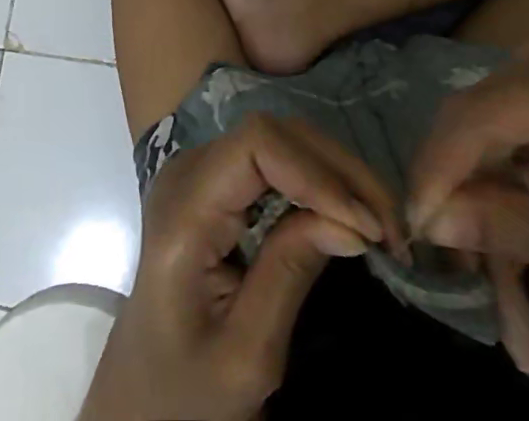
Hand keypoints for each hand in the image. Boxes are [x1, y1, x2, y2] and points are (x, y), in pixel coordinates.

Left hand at [81, 114, 404, 420]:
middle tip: (392, 226)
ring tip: (381, 222)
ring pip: (285, 142)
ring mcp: (201, 174)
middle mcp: (187, 174)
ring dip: (339, 175)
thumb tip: (355, 219)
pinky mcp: (218, 185)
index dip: (318, 171)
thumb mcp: (243, 354)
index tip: (366, 224)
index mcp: (182, 214)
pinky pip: (279, 162)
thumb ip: (291, 272)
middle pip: (277, 135)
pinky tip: (351, 214)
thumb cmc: (184, 393)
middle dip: (342, 172)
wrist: (137, 402)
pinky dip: (322, 182)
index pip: (256, 144)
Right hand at [406, 42, 528, 373]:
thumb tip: (433, 221)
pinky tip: (511, 282)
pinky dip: (498, 213)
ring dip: (478, 217)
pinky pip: (496, 154)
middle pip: (470, 123)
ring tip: (505, 310)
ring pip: (476, 143)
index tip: (416, 234)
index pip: (485, 115)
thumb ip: (524, 231)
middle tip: (449, 272)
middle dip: (455, 198)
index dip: (441, 169)